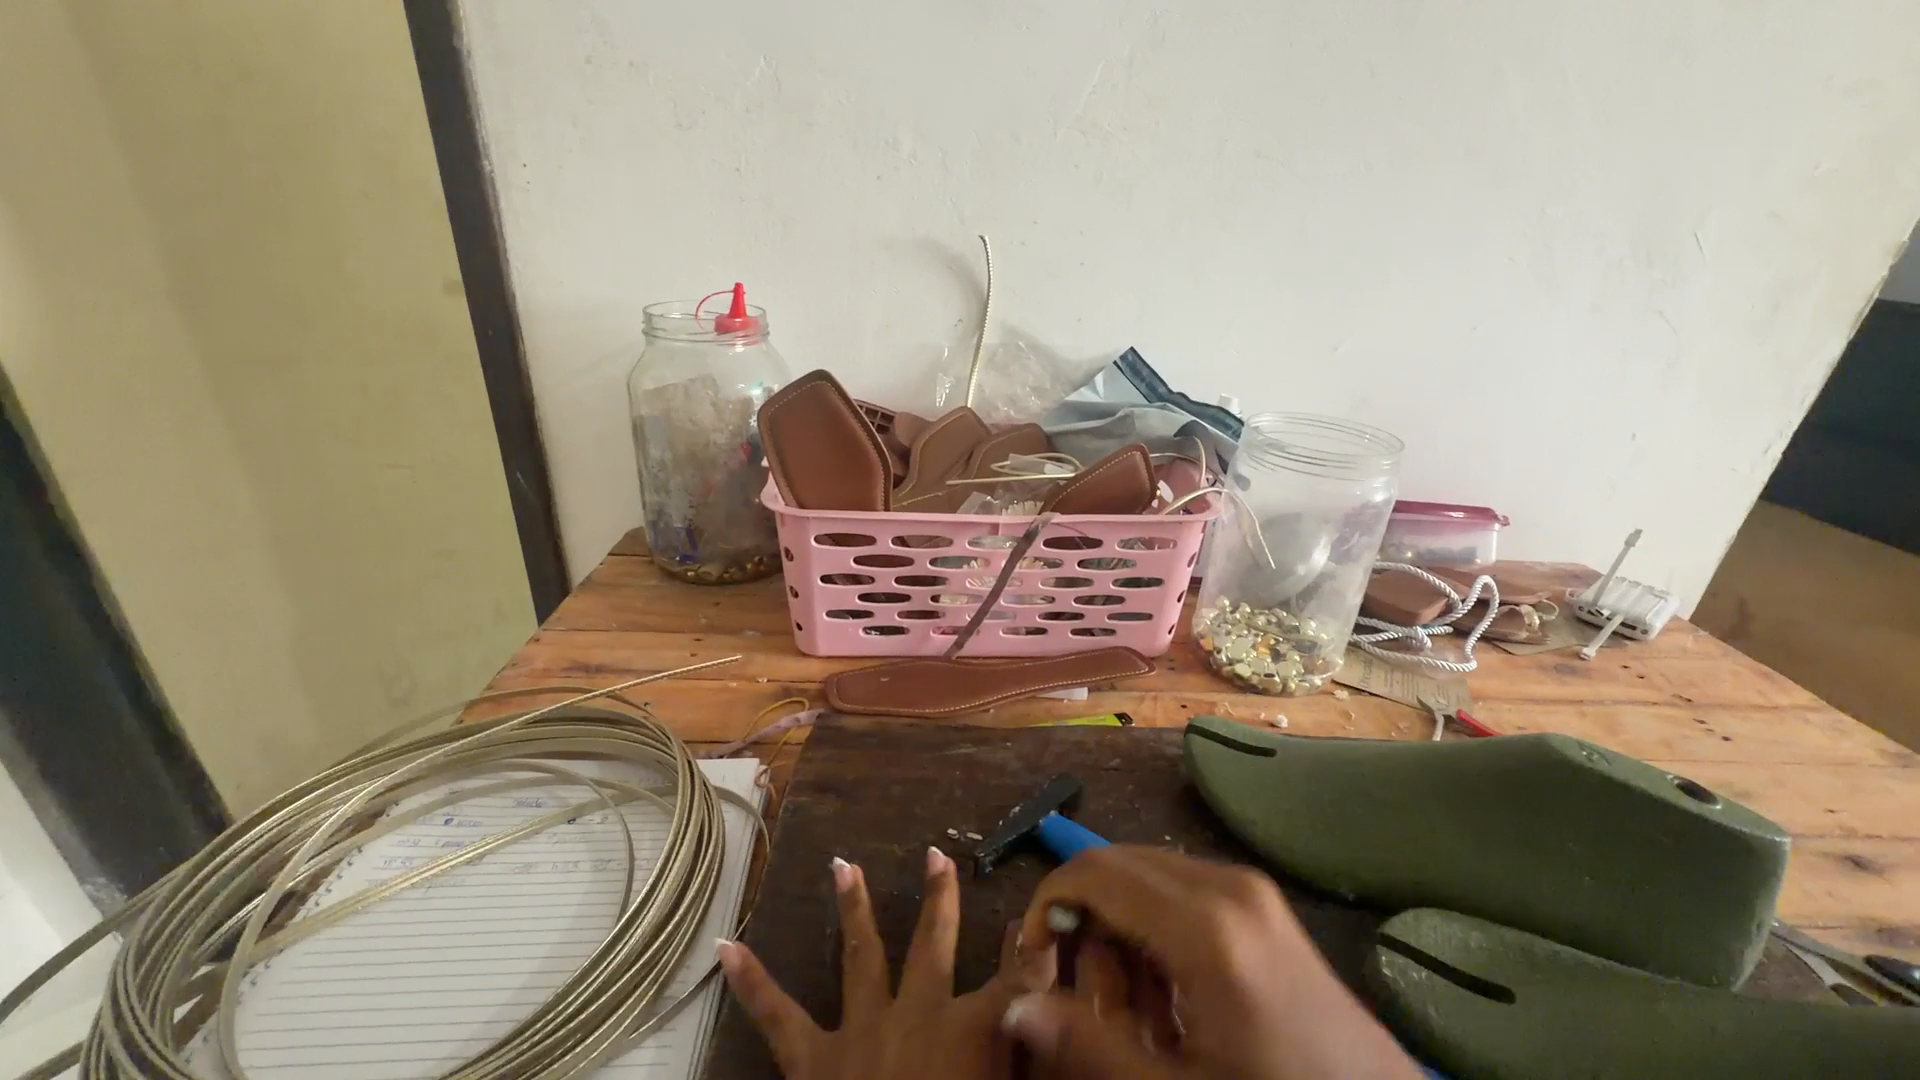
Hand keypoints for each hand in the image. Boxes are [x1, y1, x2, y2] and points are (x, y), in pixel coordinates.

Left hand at [717, 846, 1052, 1078]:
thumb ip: (1027, 1052)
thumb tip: (1043, 1007)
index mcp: (968, 1029)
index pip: (1012, 979)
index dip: (1029, 950)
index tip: (1032, 918)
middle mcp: (915, 1014)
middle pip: (933, 944)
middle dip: (939, 898)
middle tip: (935, 853)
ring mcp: (860, 1031)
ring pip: (860, 956)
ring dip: (854, 908)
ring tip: (842, 864)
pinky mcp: (812, 1061)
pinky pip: (778, 1017)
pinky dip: (751, 983)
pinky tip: (724, 950)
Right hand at [1003, 846, 1421, 1079]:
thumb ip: (1089, 1044)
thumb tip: (1013, 1006)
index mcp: (1205, 925)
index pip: (1094, 872)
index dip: (1047, 904)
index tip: (1033, 959)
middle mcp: (1225, 885)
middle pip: (1116, 867)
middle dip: (1086, 925)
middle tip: (1093, 1002)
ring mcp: (1248, 888)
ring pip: (1144, 878)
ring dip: (1119, 934)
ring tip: (1137, 1015)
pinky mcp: (1260, 901)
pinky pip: (1179, 892)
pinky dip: (1154, 933)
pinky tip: (1170, 998)